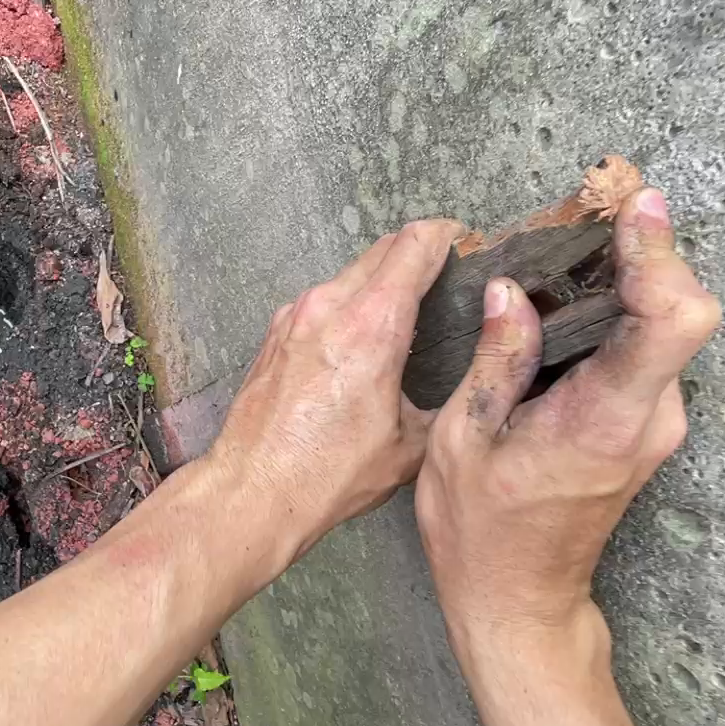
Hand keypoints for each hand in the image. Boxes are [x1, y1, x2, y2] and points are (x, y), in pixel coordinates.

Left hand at [200, 219, 461, 569]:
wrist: (253, 490)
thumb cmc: (326, 473)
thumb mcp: (410, 446)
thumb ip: (447, 402)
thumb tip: (471, 387)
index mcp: (370, 326)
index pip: (414, 245)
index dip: (447, 236)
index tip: (465, 243)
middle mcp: (327, 308)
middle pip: (381, 250)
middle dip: (417, 252)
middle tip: (443, 274)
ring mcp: (294, 317)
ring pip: (347, 274)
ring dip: (378, 279)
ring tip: (403, 310)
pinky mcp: (274, 334)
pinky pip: (320, 300)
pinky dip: (346, 304)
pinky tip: (358, 338)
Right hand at [414, 189, 719, 639]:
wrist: (518, 600)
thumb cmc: (479, 531)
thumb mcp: (462, 442)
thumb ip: (496, 362)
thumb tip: (513, 292)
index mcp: (604, 419)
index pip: (672, 320)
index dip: (663, 255)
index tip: (639, 205)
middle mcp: (649, 418)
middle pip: (675, 313)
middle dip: (639, 254)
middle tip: (583, 213)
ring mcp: (652, 427)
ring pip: (659, 331)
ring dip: (621, 284)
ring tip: (560, 253)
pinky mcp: (639, 432)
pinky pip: (639, 356)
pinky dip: (610, 320)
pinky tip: (557, 310)